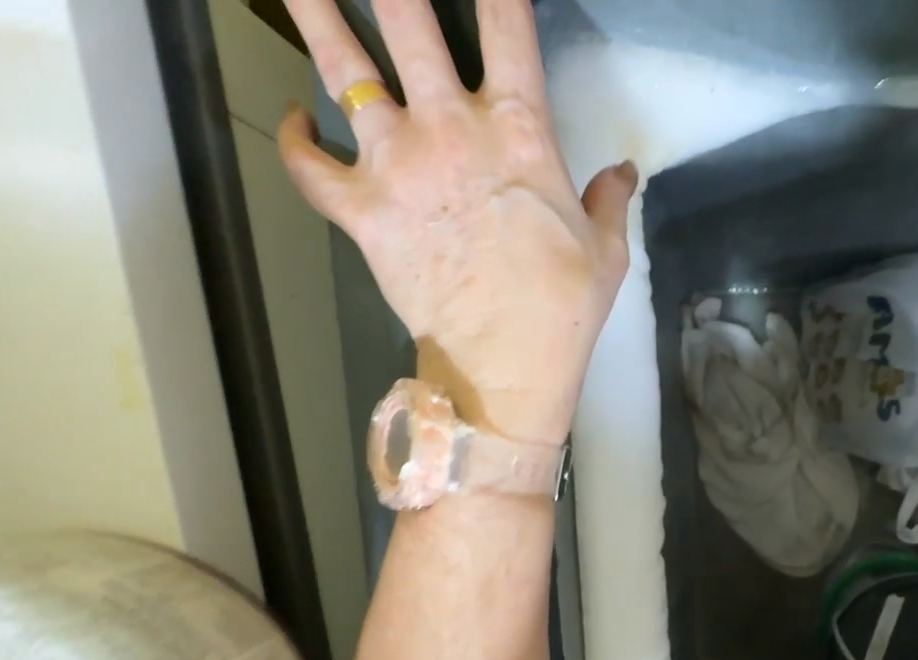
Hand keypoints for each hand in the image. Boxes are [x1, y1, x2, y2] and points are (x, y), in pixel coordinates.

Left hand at [278, 0, 637, 444]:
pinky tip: (295, 120)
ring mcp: (396, 165)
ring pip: (341, 68)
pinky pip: (309, 164)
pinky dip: (296, 140)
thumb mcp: (606, 250)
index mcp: (520, 130)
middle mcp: (450, 128)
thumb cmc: (565, 307)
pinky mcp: (360, 210)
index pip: (506, 23)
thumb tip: (622, 172)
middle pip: (407, 18)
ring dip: (314, 12)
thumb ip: (609, 199)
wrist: (506, 366)